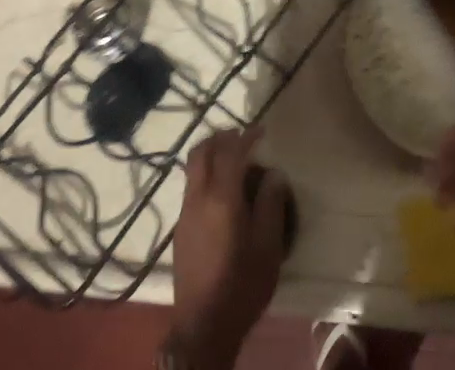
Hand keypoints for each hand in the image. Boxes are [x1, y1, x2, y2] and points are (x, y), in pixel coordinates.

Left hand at [170, 126, 288, 366]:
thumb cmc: (242, 284)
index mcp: (221, 198)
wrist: (203, 324)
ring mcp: (184, 213)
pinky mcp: (180, 229)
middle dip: (220, 138)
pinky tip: (225, 191)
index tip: (261, 129)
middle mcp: (197, 198)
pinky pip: (192, 187)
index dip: (245, 136)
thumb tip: (274, 174)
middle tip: (242, 137)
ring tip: (236, 161)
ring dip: (211, 155)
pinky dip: (206, 175)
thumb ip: (271, 204)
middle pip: (200, 152)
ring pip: (193, 169)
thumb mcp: (268, 245)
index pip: (230, 153)